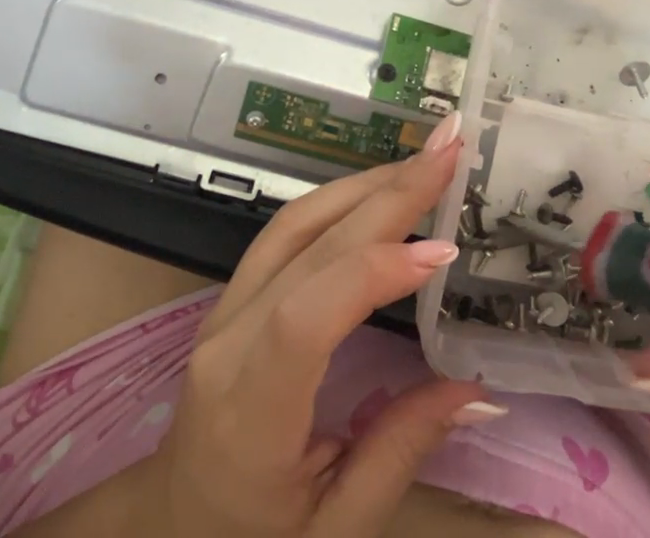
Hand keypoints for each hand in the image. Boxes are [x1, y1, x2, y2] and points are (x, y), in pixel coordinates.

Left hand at [95, 113, 499, 537]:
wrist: (171, 523)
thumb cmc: (255, 535)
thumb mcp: (336, 525)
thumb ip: (401, 452)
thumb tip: (478, 390)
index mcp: (249, 412)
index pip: (303, 319)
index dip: (370, 273)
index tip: (444, 249)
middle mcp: (227, 344)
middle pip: (304, 250)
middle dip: (385, 194)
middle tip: (451, 149)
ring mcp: (223, 312)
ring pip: (291, 225)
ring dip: (363, 184)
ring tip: (426, 158)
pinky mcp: (232, 299)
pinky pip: (284, 235)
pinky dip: (340, 202)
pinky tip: (381, 190)